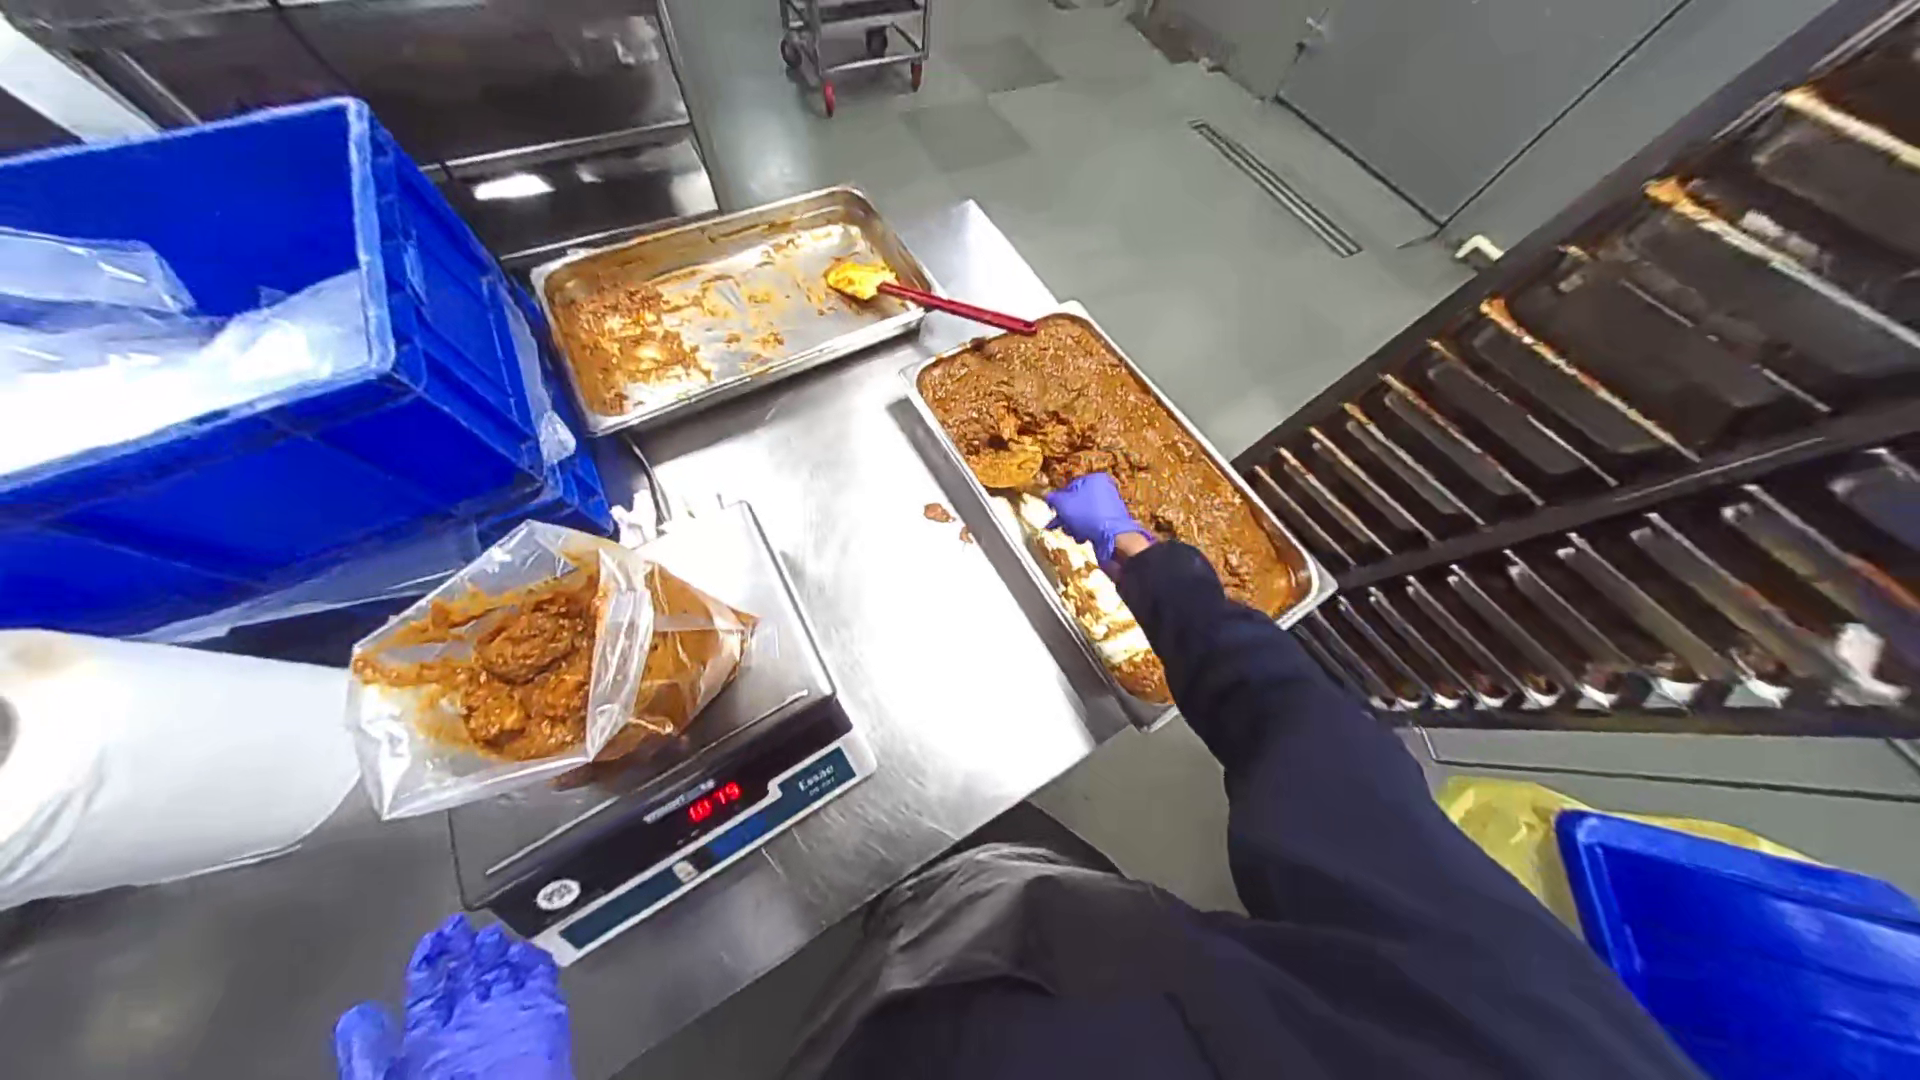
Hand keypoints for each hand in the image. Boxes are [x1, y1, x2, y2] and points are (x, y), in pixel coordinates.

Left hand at [335, 914, 572, 1079]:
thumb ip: (368, 1055)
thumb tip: (354, 1015)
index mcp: (428, 1042)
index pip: (429, 990)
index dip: (428, 962)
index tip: (430, 939)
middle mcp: (468, 1025)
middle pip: (467, 973)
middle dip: (462, 946)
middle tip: (458, 924)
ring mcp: (505, 1016)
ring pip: (503, 969)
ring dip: (495, 949)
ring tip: (486, 934)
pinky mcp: (541, 1011)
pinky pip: (540, 975)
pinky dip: (531, 958)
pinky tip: (515, 949)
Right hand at [1043, 472, 1151, 567]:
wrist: (1115, 538)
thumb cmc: (1088, 515)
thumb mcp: (1063, 504)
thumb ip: (1052, 498)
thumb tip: (1047, 496)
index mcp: (1095, 479)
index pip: (1070, 486)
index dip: (1059, 500)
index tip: (1053, 511)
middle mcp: (1104, 489)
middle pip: (1076, 501)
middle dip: (1065, 515)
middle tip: (1057, 524)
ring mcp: (1109, 506)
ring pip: (1082, 514)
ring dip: (1073, 525)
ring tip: (1072, 532)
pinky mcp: (1111, 522)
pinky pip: (1091, 524)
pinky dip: (1084, 530)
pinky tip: (1082, 537)